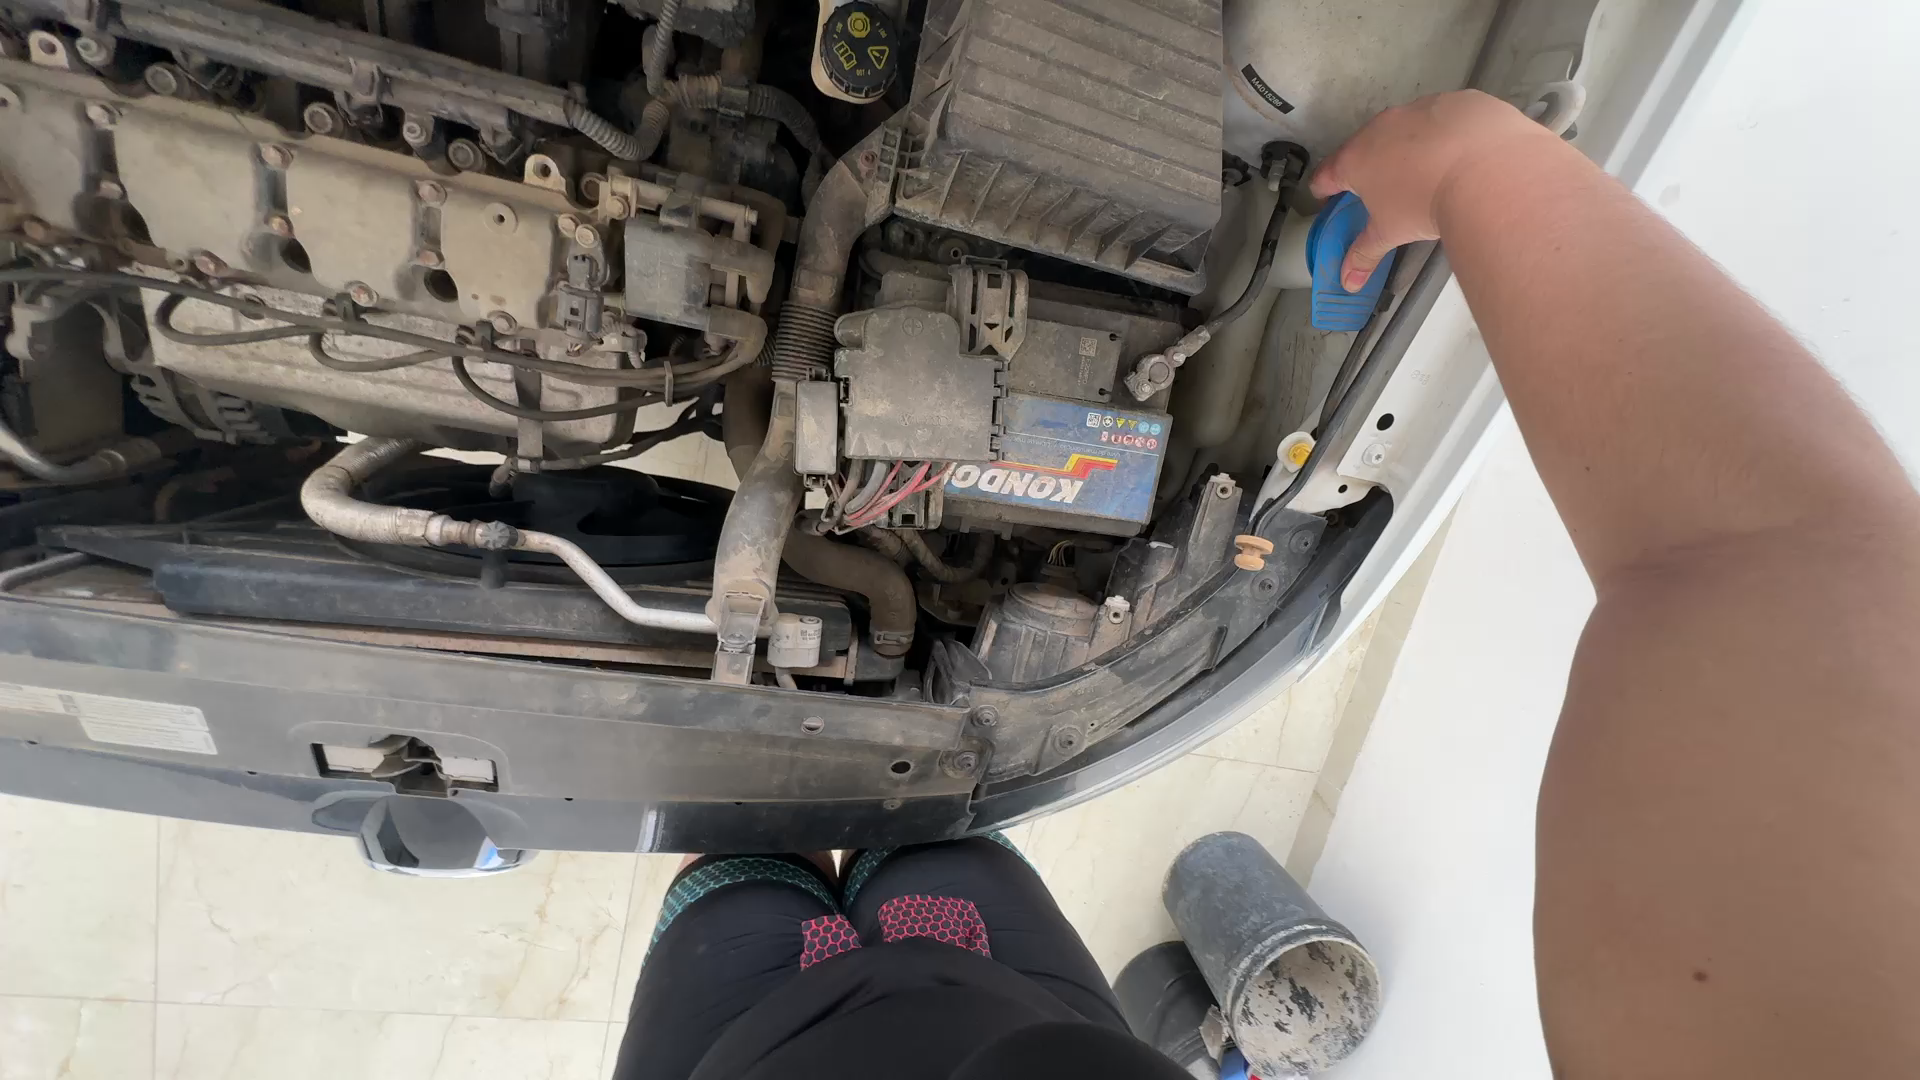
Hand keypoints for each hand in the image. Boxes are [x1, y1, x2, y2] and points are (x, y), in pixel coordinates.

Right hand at [1310, 90, 1560, 290]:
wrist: (1490, 172)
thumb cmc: (1424, 203)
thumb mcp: (1388, 234)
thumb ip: (1363, 256)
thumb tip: (1349, 283)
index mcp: (1355, 159)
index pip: (1325, 174)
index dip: (1325, 190)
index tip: (1331, 199)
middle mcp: (1383, 127)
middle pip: (1364, 147)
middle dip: (1368, 168)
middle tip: (1381, 191)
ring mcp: (1422, 108)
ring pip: (1405, 129)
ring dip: (1407, 148)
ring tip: (1424, 173)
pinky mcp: (1460, 100)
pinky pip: (1444, 118)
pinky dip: (1445, 134)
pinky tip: (1457, 156)